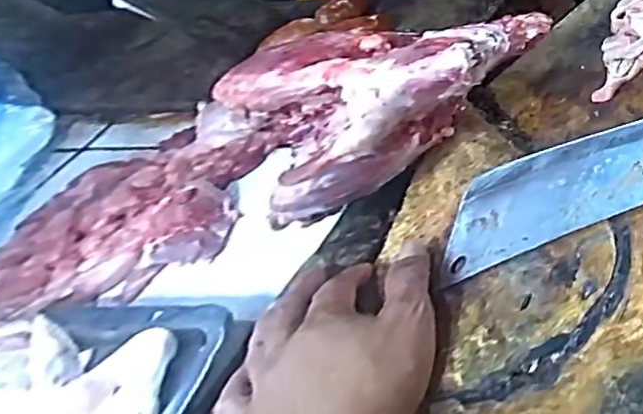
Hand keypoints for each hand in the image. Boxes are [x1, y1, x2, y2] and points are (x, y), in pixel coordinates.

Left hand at [216, 244, 437, 413]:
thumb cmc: (380, 385)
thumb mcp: (410, 325)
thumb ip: (409, 283)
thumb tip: (410, 244)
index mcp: (323, 321)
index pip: (337, 287)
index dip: (353, 275)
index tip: (369, 271)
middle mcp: (284, 349)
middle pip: (287, 310)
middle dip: (303, 289)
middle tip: (316, 276)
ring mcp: (260, 390)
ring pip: (255, 350)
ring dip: (268, 329)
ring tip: (277, 319)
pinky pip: (231, 401)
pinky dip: (237, 385)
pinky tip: (243, 382)